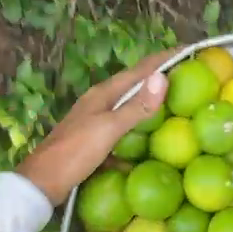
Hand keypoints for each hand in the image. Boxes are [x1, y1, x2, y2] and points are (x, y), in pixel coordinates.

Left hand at [17, 50, 174, 204]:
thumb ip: (137, 106)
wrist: (43, 182)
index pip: (140, 69)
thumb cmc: (75, 152)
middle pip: (135, 82)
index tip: (189, 50)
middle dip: (159, 75)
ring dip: (149, 98)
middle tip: (188, 73)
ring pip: (129, 103)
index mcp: (104, 92)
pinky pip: (123, 124)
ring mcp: (96, 118)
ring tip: (174, 99)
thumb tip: (163, 77)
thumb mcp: (109, 129)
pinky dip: (139, 123)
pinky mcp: (95, 137)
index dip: (164, 58)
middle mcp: (100, 100)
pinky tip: (150, 135)